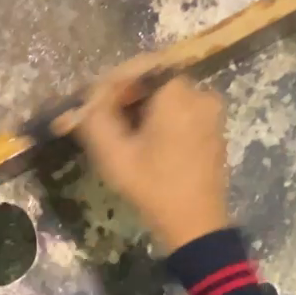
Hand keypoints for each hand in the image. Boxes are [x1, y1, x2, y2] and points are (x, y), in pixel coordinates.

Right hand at [74, 62, 230, 253]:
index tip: (89, 105)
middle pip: (152, 83)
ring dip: (140, 111)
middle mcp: (200, 94)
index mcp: (177, 93)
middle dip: (123, 98)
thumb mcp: (114, 156)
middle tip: (99, 121)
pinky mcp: (213, 132)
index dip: (109, 84)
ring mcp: (211, 114)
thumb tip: (81, 106)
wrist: (195, 225)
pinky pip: (180, 115)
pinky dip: (159, 123)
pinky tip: (143, 145)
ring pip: (166, 100)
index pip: (137, 69)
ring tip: (118, 136)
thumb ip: (94, 122)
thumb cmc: (153, 188)